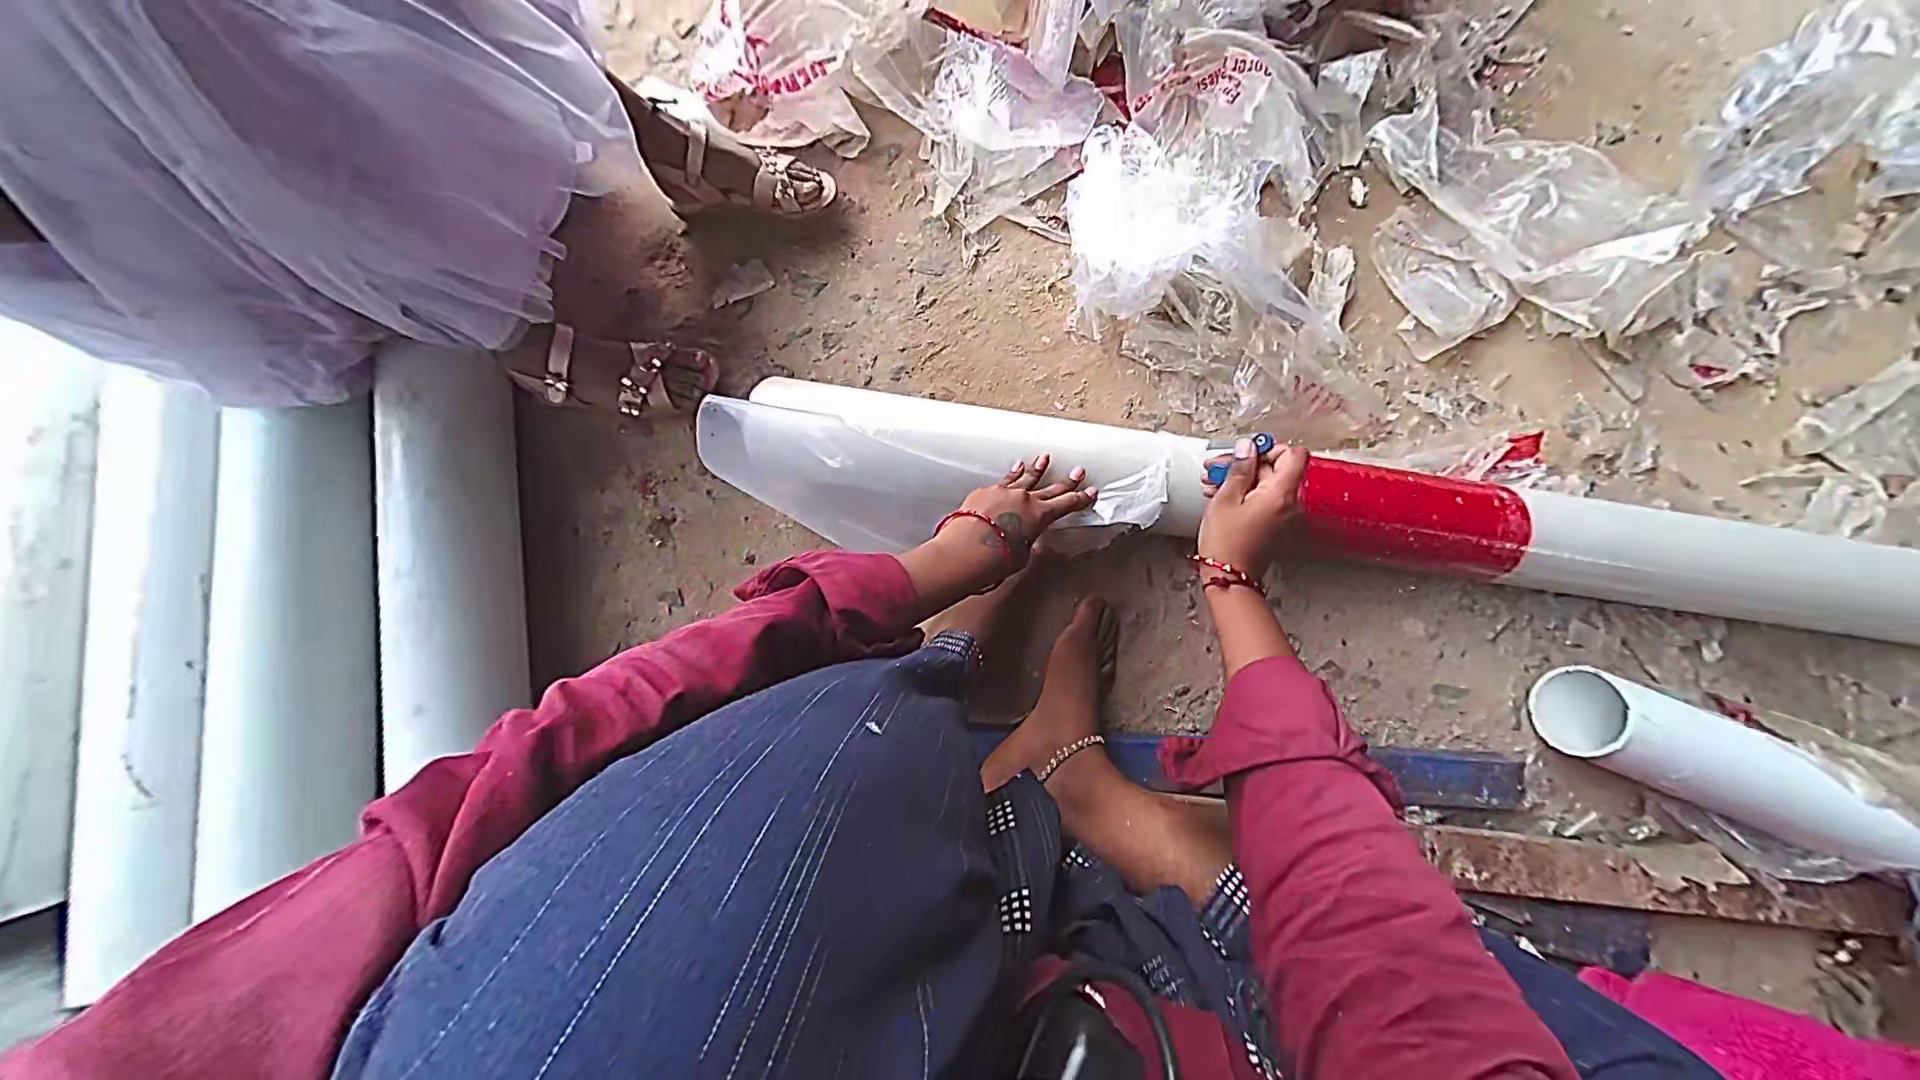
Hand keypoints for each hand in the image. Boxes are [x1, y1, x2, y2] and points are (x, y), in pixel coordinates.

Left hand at [945, 454, 1096, 580]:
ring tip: (1045, 459)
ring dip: (1037, 469)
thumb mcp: (1021, 555)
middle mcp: (1026, 499)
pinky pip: (1004, 480)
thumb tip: (1022, 538)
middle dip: (1067, 481)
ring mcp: (1006, 492)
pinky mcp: (987, 491)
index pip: (1067, 505)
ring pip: (1026, 477)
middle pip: (1051, 488)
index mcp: (1040, 516)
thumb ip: (1026, 542)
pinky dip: (1013, 473)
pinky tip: (1016, 467)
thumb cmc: (996, 558)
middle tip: (1079, 472)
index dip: (1081, 499)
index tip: (1091, 492)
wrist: (967, 548)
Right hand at [1197, 440, 1308, 580]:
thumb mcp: (1225, 499)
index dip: (1268, 449)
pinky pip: (1266, 502)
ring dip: (1242, 481)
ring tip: (1213, 486)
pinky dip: (1247, 496)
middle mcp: (1292, 504)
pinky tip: (1223, 499)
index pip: (1293, 455)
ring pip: (1268, 486)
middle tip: (1216, 470)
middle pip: (1276, 470)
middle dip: (1246, 466)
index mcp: (1282, 494)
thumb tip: (1247, 447)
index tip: (1245, 453)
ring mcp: (1287, 517)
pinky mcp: (1278, 527)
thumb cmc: (1226, 543)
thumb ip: (1239, 469)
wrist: (1229, 578)